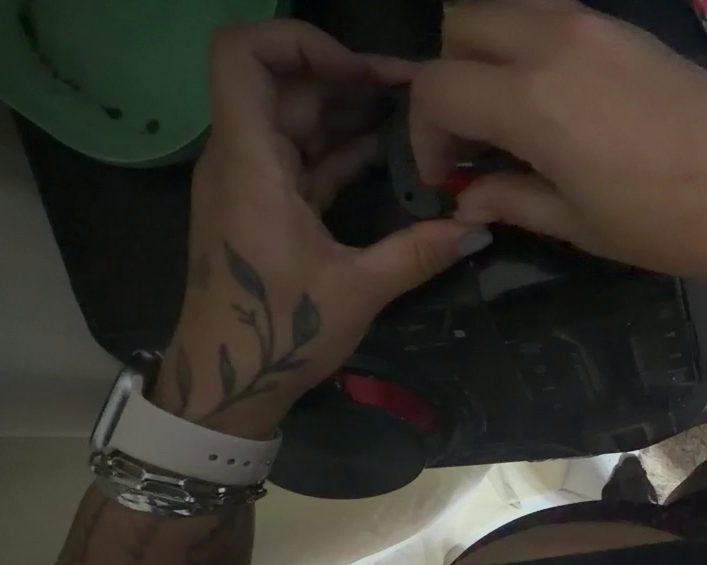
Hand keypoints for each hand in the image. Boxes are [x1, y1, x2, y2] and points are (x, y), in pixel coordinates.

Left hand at [155, 21, 488, 437]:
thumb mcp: (359, 292)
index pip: (244, 56)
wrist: (229, 379)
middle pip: (283, 86)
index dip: (301, 43)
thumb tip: (477, 228)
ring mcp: (251, 184)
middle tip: (416, 95)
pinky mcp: (264, 209)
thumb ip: (417, 252)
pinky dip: (341, 150)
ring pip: (295, 122)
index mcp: (250, 164)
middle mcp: (242, 159)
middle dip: (349, 80)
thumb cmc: (281, 333)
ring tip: (413, 120)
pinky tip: (388, 155)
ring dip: (350, 115)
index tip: (364, 72)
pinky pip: (301, 159)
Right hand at [409, 0, 706, 308]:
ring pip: (507, 12)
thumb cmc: (670, 226)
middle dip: (448, 83)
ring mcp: (595, 25)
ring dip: (488, 58)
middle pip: (460, 27)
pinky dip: (534, 52)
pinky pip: (556, 21)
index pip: (437, 89)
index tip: (444, 178)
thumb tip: (469, 197)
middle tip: (472, 143)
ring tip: (512, 123)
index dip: (425, 137)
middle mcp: (552, 39)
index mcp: (530, 96)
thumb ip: (514, 199)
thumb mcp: (581, 224)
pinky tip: (559, 108)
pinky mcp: (630, 30)